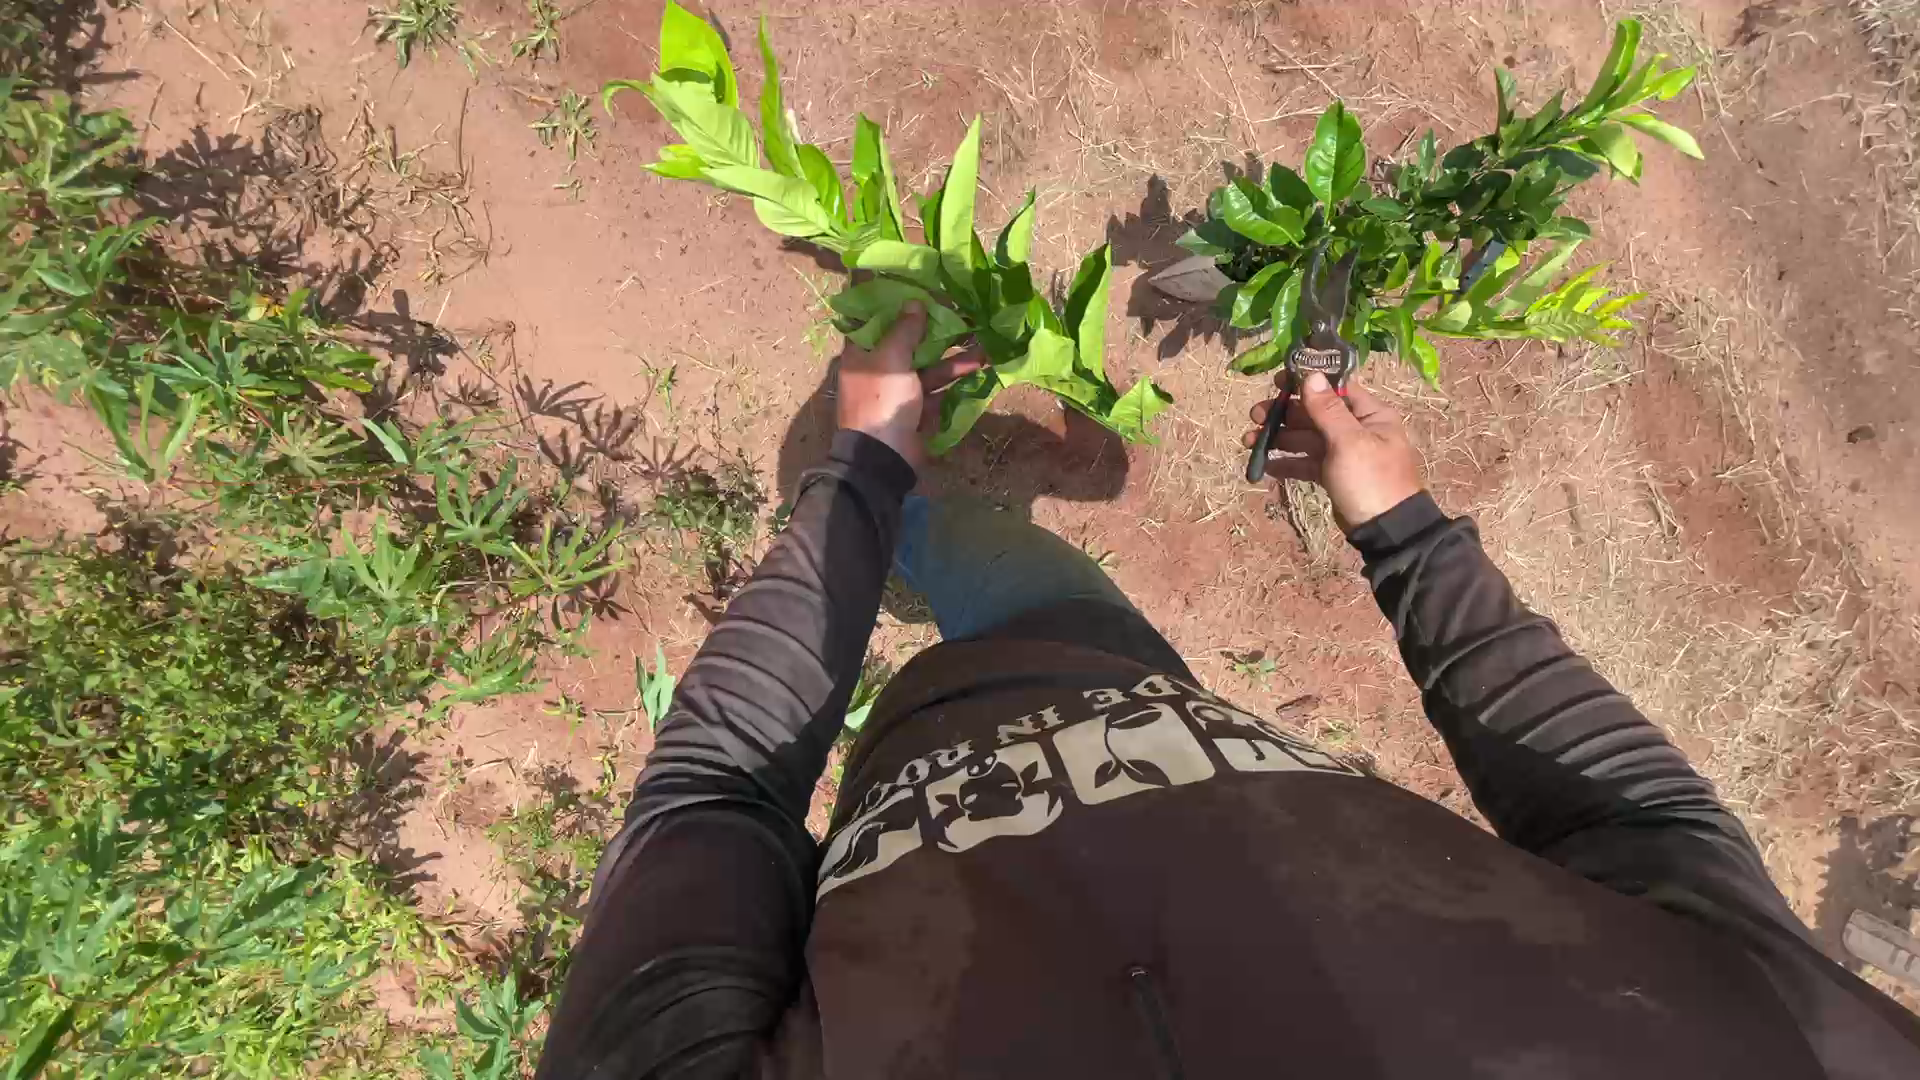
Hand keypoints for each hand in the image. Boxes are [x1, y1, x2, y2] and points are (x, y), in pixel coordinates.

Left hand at [836, 302, 983, 469]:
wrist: (884, 456)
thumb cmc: (881, 400)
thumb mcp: (892, 358)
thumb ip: (905, 330)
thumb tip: (916, 303)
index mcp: (863, 353)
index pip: (876, 320)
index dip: (896, 304)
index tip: (920, 289)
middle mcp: (879, 368)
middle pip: (909, 343)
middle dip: (936, 331)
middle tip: (962, 313)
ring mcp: (899, 390)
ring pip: (928, 367)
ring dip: (954, 358)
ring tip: (984, 346)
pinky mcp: (916, 409)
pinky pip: (938, 390)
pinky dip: (956, 381)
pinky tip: (979, 369)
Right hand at [1241, 371, 1422, 529]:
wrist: (1384, 529)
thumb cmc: (1371, 479)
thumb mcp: (1348, 442)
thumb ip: (1327, 410)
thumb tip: (1311, 375)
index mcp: (1369, 414)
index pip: (1335, 388)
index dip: (1306, 382)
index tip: (1277, 381)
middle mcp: (1356, 429)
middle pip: (1313, 413)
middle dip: (1283, 414)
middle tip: (1255, 415)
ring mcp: (1342, 452)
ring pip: (1304, 438)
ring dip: (1278, 438)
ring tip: (1250, 442)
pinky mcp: (1332, 474)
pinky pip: (1305, 462)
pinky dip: (1286, 462)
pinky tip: (1265, 465)